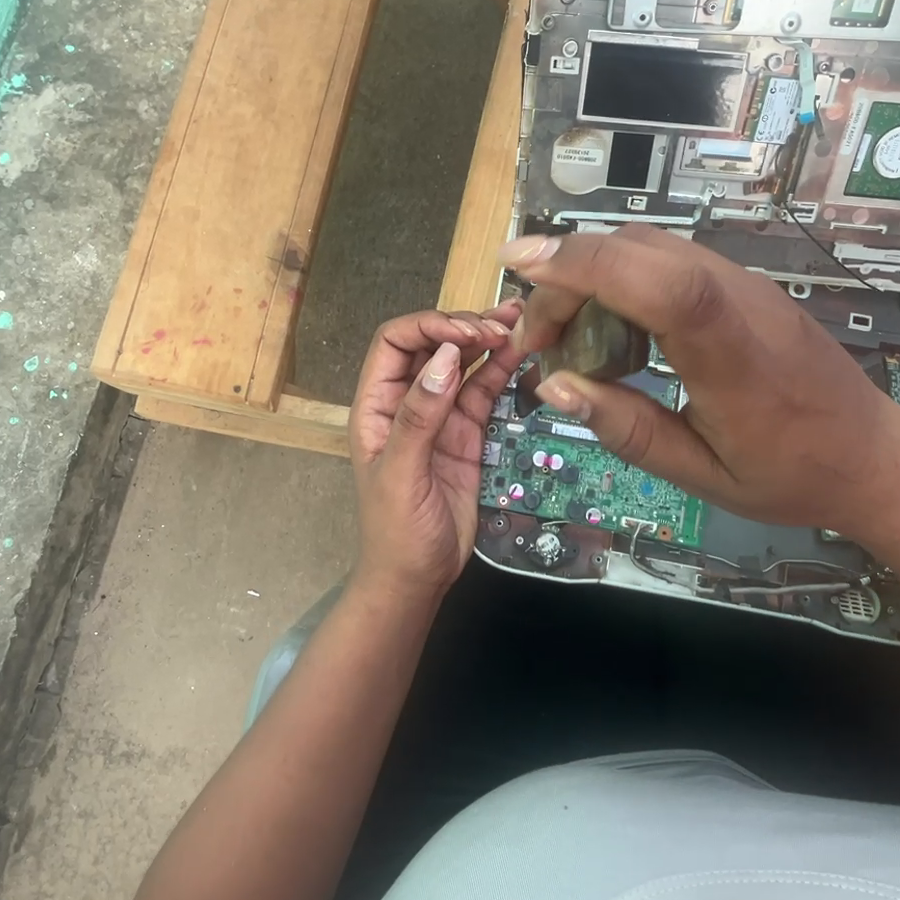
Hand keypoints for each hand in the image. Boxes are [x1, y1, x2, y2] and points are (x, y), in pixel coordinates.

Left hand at [349, 304, 526, 597]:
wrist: (417, 576)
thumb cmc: (395, 530)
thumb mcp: (400, 473)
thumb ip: (419, 415)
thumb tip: (445, 358)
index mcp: (376, 405)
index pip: (394, 343)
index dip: (428, 326)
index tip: (467, 332)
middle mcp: (407, 402)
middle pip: (432, 345)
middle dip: (463, 327)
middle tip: (502, 326)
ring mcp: (439, 416)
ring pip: (462, 365)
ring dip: (488, 341)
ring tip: (520, 323)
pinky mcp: (467, 433)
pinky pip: (484, 393)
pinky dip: (502, 372)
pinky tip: (523, 354)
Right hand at [503, 225, 899, 540]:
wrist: (872, 455)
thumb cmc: (789, 476)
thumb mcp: (701, 475)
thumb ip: (627, 429)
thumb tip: (554, 387)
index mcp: (734, 358)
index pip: (659, 284)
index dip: (586, 263)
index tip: (519, 264)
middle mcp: (742, 302)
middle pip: (640, 252)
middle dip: (568, 278)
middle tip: (536, 341)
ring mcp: (747, 285)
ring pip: (652, 248)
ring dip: (593, 276)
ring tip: (565, 334)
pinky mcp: (745, 285)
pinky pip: (671, 262)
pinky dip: (623, 280)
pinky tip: (613, 327)